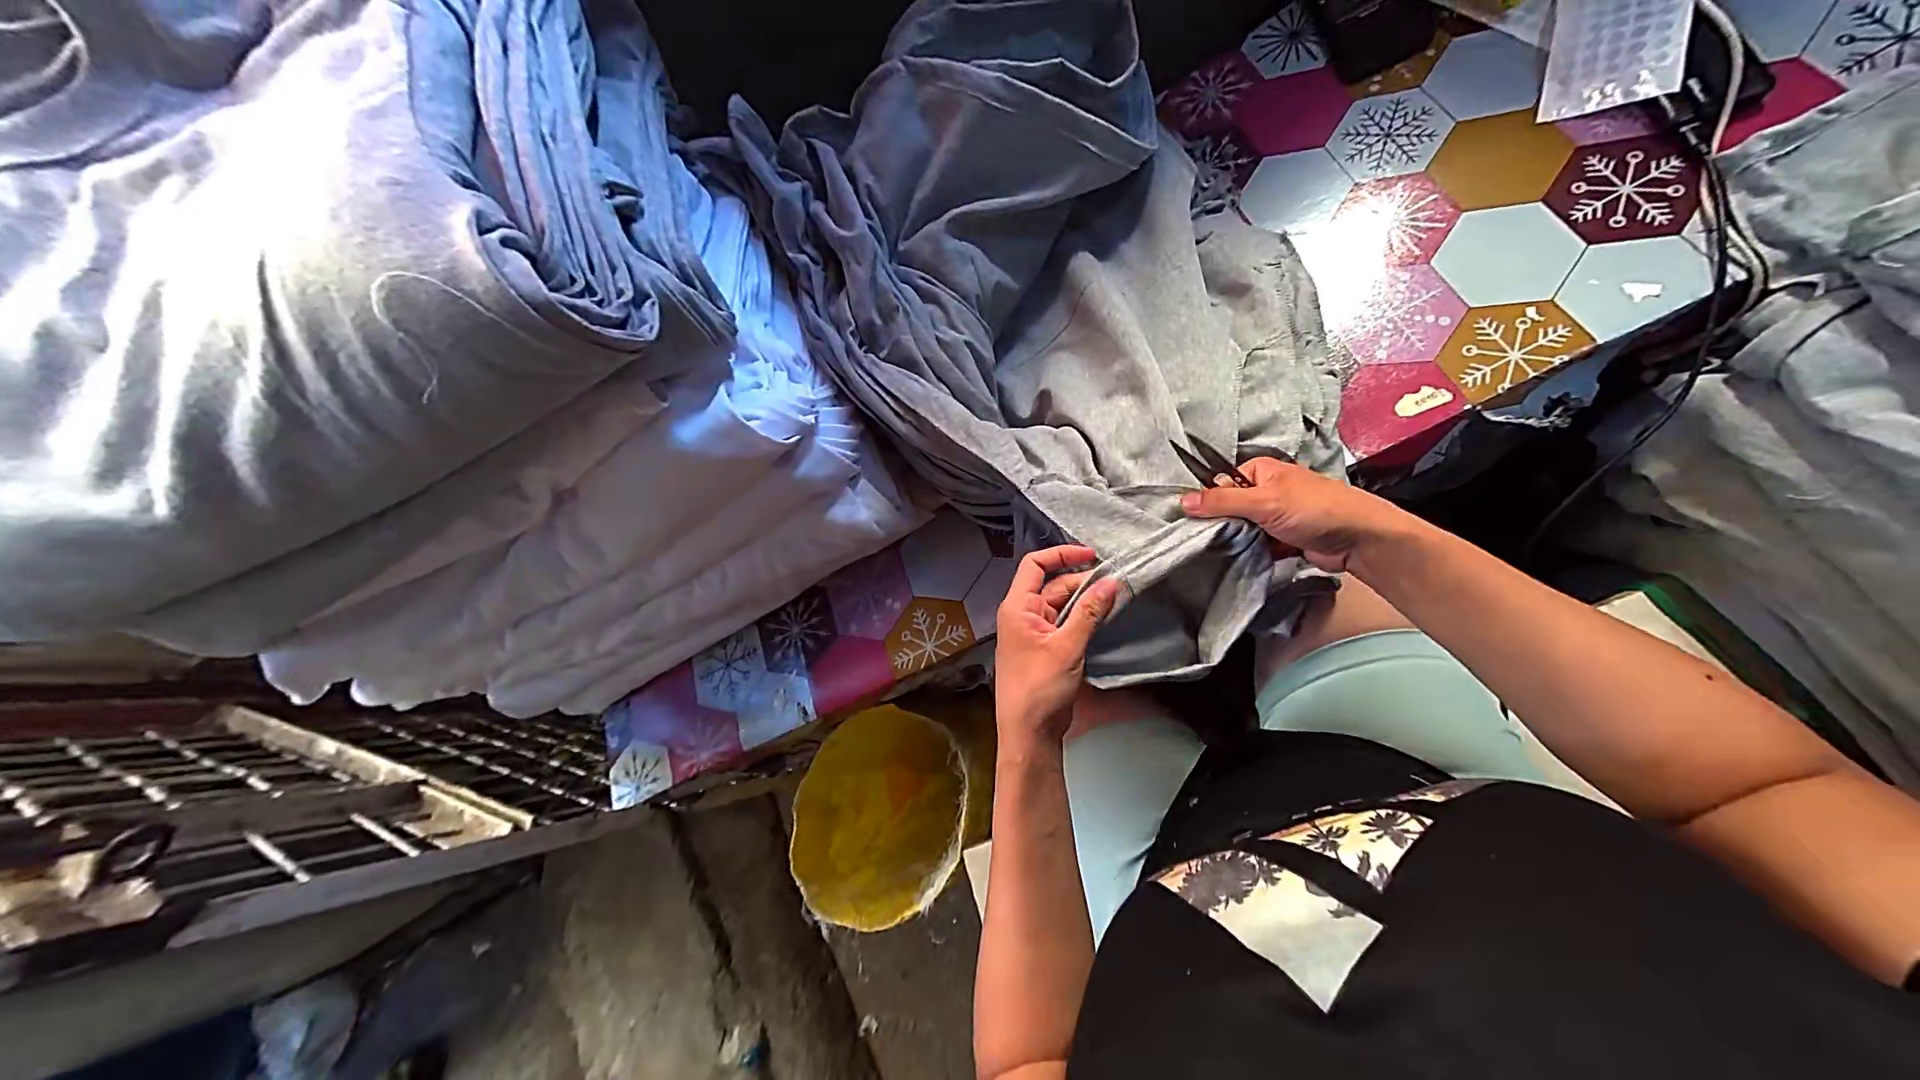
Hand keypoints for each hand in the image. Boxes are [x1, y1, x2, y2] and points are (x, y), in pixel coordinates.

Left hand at [994, 545, 1121, 748]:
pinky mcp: (1047, 649)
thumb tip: (1111, 582)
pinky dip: (1084, 618)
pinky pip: (1066, 624)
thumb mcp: (1067, 647)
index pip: (1035, 565)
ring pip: (1063, 605)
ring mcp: (1035, 632)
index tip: (1091, 556)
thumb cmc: (1039, 688)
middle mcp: (1023, 615)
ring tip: (1116, 597)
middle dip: (1083, 581)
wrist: (1029, 732)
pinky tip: (1105, 617)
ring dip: (1086, 600)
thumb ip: (1089, 613)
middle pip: (1053, 585)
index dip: (1062, 554)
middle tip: (1116, 582)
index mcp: (1017, 607)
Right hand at [1179, 458, 1412, 572]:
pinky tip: (1238, 559)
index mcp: (1262, 471)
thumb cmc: (1314, 509)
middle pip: (1230, 507)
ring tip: (1219, 550)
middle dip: (1221, 523)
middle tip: (1204, 538)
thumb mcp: (1262, 502)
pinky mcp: (1283, 539)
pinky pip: (1256, 544)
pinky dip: (1250, 551)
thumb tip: (1182, 501)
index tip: (1191, 517)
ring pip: (1242, 528)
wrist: (1358, 540)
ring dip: (1236, 540)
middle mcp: (1268, 490)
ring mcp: (1276, 516)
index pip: (1222, 482)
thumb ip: (1221, 502)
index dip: (1208, 498)